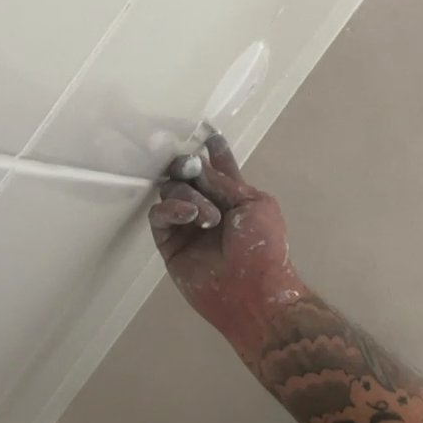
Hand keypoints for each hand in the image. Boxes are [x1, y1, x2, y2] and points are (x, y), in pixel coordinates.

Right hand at [149, 134, 304, 345]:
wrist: (254, 290)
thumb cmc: (263, 246)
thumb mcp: (253, 203)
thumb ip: (222, 181)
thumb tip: (195, 164)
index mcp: (233, 198)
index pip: (218, 169)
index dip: (213, 152)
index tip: (206, 133)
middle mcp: (207, 208)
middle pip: (186, 176)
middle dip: (188, 166)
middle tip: (191, 165)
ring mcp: (186, 226)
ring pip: (171, 192)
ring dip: (189, 196)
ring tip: (208, 216)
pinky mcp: (168, 243)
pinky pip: (159, 216)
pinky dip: (172, 210)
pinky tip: (191, 215)